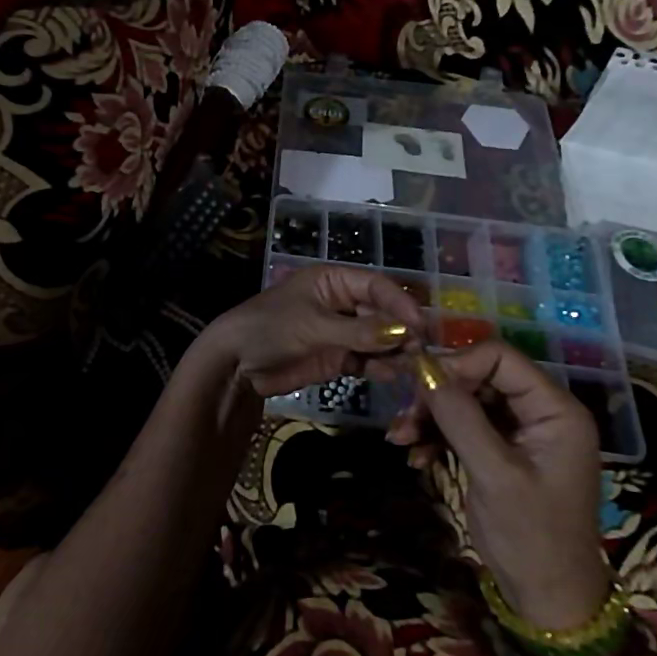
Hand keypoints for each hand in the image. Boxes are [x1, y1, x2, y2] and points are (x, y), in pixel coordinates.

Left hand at [199, 265, 424, 397]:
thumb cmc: (269, 329)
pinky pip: (365, 360)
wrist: (234, 363)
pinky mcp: (335, 358)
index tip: (419, 324)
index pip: (376, 285)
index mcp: (332, 281)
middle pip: (382, 313)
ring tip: (411, 365)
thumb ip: (357, 331)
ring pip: (377, 338)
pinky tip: (390, 374)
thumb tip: (402, 333)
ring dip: (394, 350)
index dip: (399, 302)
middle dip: (401, 329)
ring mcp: (339, 332)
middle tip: (422, 349)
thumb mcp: (312, 326)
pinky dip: (378, 366)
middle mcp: (340, 303)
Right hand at [385, 342, 609, 627]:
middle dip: (437, 396)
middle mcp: (538, 413)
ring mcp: (518, 432)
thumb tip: (425, 371)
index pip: (500, 359)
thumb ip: (461, 419)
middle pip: (477, 378)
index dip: (457, 365)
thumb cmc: (530, 534)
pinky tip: (415, 457)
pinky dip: (435, 437)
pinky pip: (461, 426)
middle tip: (402, 421)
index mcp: (554, 410)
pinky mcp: (499, 450)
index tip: (418, 389)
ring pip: (464, 402)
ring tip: (400, 441)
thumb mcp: (494, 473)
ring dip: (429, 417)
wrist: (545, 592)